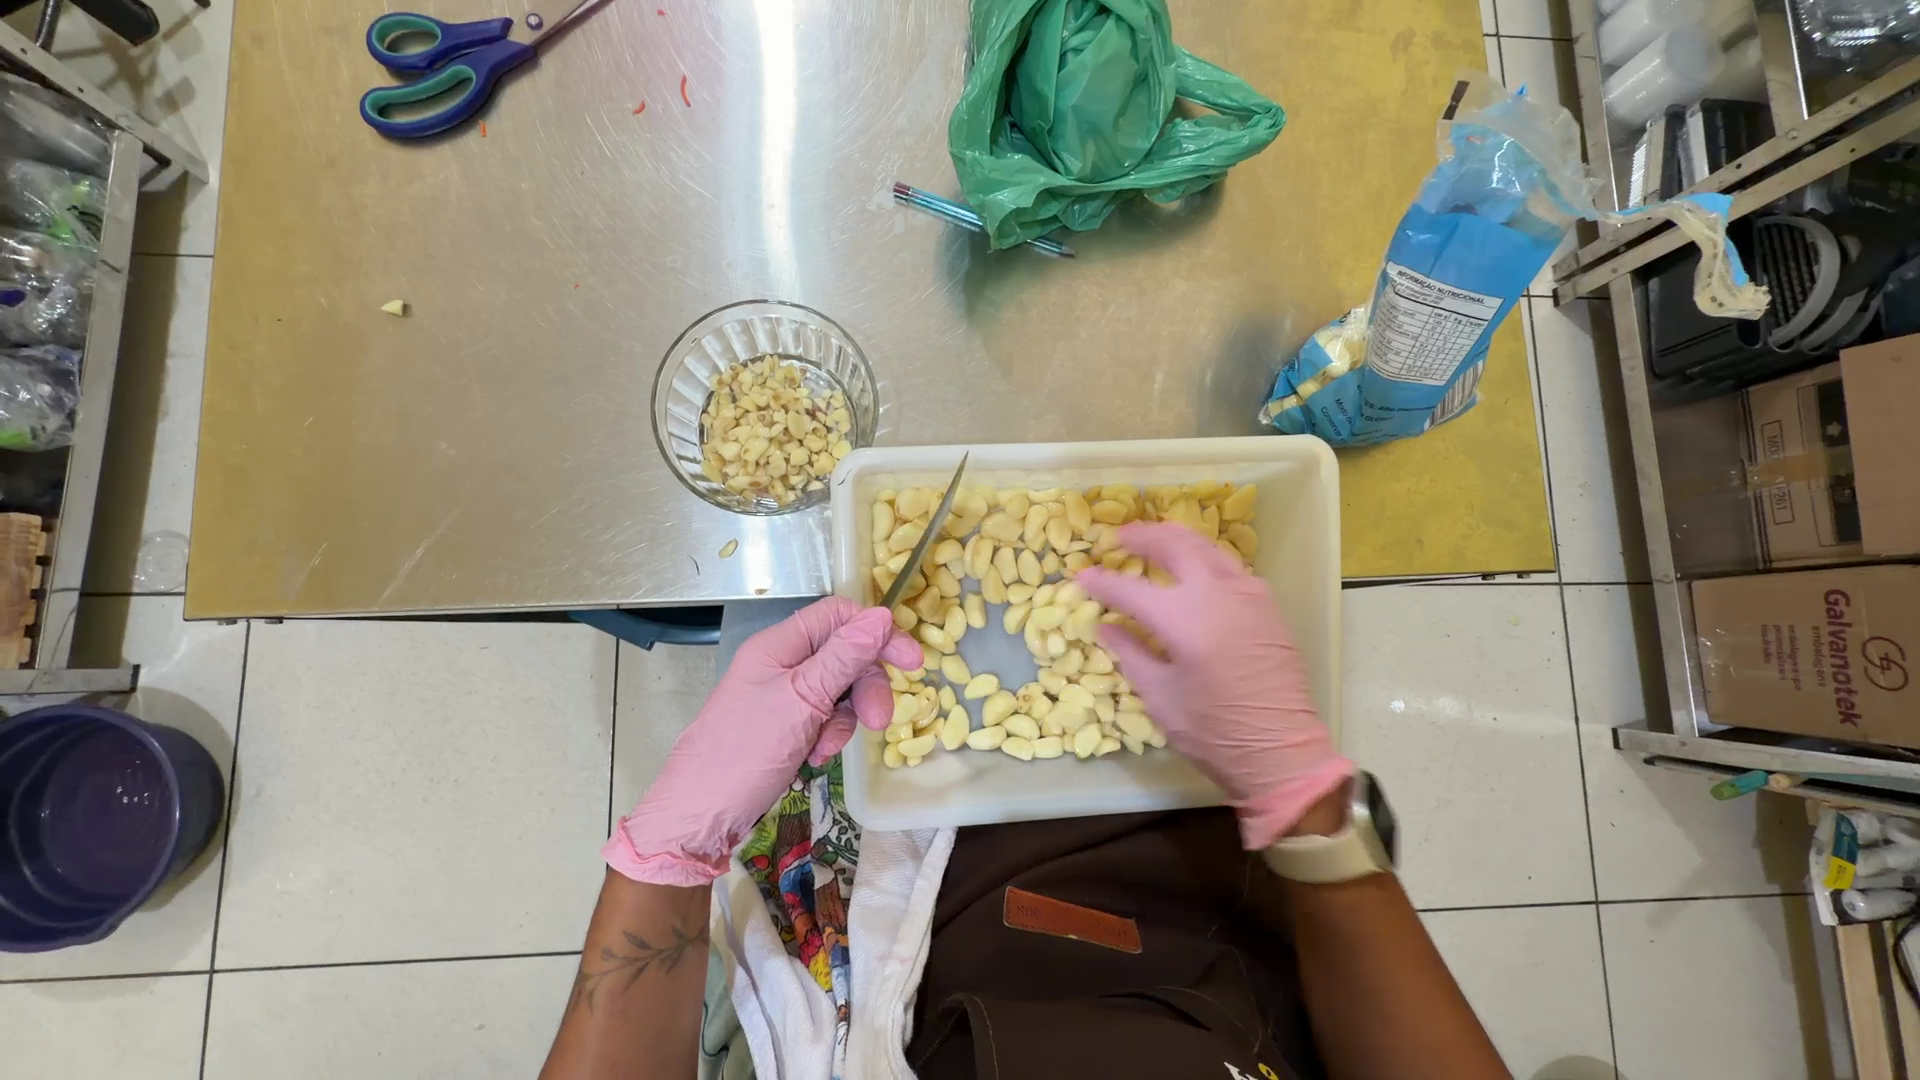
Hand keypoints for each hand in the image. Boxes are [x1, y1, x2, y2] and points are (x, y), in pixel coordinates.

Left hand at [603, 597, 921, 885]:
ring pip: (838, 690)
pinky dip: (828, 736)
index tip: (911, 664)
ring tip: (826, 750)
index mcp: (779, 645)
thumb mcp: (802, 700)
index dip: (877, 633)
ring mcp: (782, 695)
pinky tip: (814, 759)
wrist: (699, 818)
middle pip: (844, 654)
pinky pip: (824, 718)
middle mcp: (781, 663)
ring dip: (844, 719)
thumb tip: (882, 615)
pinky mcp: (785, 725)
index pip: (838, 616)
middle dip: (865, 687)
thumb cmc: (745, 752)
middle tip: (879, 722)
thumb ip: (844, 657)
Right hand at [1077, 522, 1353, 848]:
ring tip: (1153, 542)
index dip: (1102, 582)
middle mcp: (1216, 594)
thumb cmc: (1214, 732)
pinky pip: (1229, 566)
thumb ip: (1130, 653)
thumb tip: (1106, 625)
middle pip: (1174, 545)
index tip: (1081, 576)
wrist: (1282, 753)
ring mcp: (1247, 594)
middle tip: (1119, 538)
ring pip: (1207, 547)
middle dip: (1142, 537)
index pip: (1130, 589)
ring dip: (1175, 539)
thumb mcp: (1159, 697)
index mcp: (1183, 619)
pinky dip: (1203, 557)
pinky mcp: (1267, 605)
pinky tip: (1192, 569)